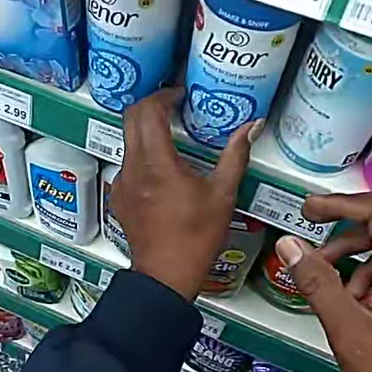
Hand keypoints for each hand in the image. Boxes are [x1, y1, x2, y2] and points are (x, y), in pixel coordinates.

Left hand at [113, 88, 258, 299]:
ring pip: (128, 140)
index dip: (163, 96)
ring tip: (174, 138)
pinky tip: (164, 170)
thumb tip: (252, 127)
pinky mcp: (120, 197)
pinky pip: (128, 164)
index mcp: (157, 163)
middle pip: (131, 118)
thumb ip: (236, 155)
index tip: (180, 95)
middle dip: (151, 106)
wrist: (166, 275)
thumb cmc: (196, 237)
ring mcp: (123, 183)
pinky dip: (143, 155)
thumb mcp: (223, 194)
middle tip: (175, 106)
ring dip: (147, 131)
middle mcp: (133, 167)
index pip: (147, 111)